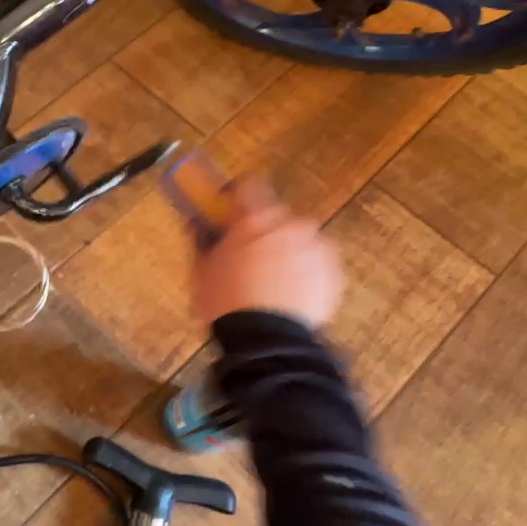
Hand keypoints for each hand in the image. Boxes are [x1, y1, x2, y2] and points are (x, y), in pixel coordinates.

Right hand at [192, 177, 342, 329]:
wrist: (267, 342)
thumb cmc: (226, 302)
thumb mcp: (201, 270)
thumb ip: (199, 238)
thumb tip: (193, 222)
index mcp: (254, 217)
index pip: (246, 183)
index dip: (233, 194)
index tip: (225, 211)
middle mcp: (290, 223)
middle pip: (272, 214)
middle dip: (258, 229)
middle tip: (243, 254)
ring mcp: (317, 247)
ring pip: (295, 238)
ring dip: (282, 249)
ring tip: (266, 279)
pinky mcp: (333, 271)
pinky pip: (313, 260)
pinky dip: (301, 269)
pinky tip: (285, 291)